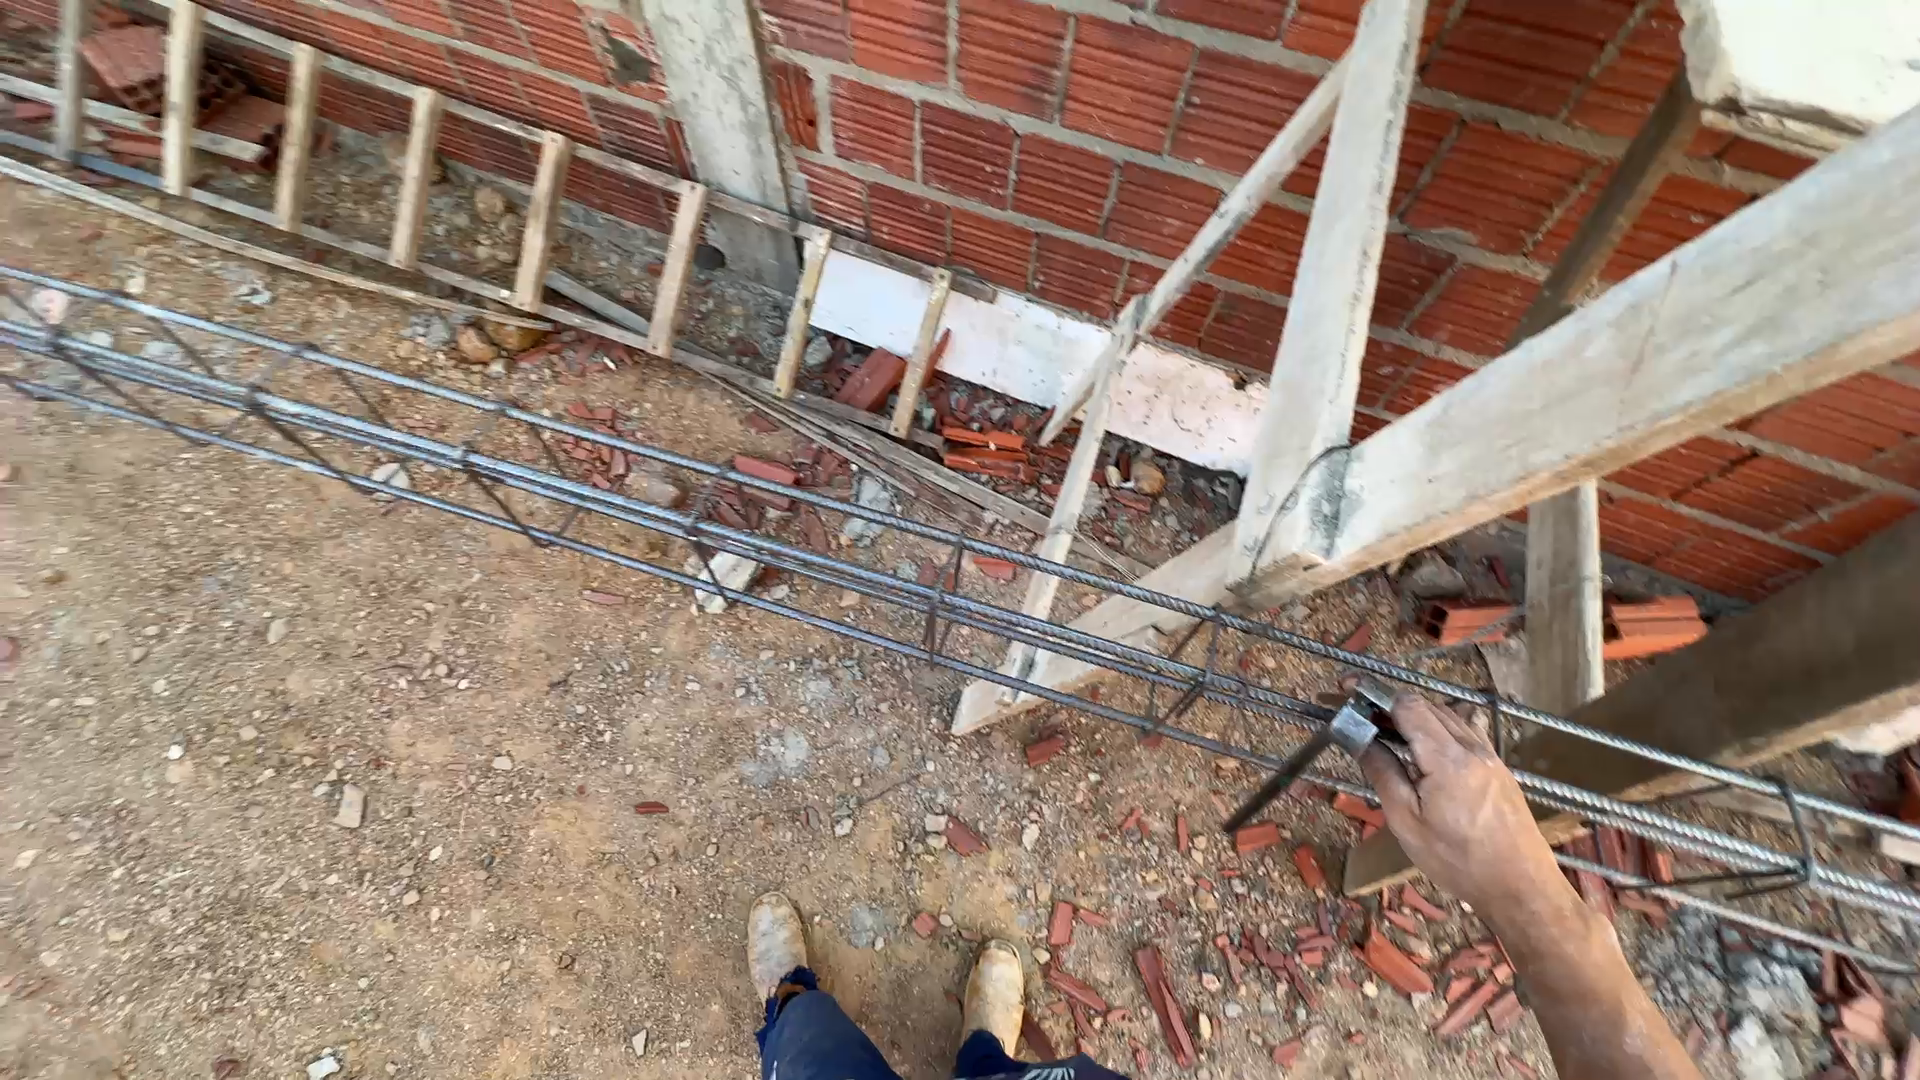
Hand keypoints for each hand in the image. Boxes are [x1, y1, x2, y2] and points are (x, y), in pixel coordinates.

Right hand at [1358, 693, 1564, 919]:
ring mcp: (1490, 757)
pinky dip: (1436, 727)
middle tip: (1359, 715)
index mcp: (1447, 760)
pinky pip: (1463, 731)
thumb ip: (1382, 773)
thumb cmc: (1458, 862)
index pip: (1408, 706)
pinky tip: (1420, 746)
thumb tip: (1359, 737)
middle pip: (1426, 705)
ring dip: (1413, 715)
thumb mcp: (1406, 822)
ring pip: (1446, 715)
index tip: (1348, 690)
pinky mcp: (1498, 768)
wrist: (1523, 891)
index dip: (1375, 693)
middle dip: (1389, 704)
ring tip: (1384, 730)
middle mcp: (1472, 749)